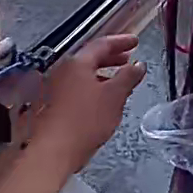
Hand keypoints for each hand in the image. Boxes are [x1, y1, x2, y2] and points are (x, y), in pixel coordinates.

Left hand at [25, 34, 146, 176]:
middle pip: (90, 57)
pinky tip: (102, 99)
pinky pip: (77, 87)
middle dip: (111, 56)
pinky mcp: (53, 104)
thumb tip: (138, 65)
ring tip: (119, 80)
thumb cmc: (84, 121)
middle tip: (128, 57)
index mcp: (78, 63)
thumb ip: (128, 77)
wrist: (53, 151)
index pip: (102, 44)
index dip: (121, 41)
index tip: (134, 41)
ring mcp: (56, 87)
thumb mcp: (115, 96)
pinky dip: (93, 86)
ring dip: (103, 73)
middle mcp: (63, 71)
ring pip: (83, 73)